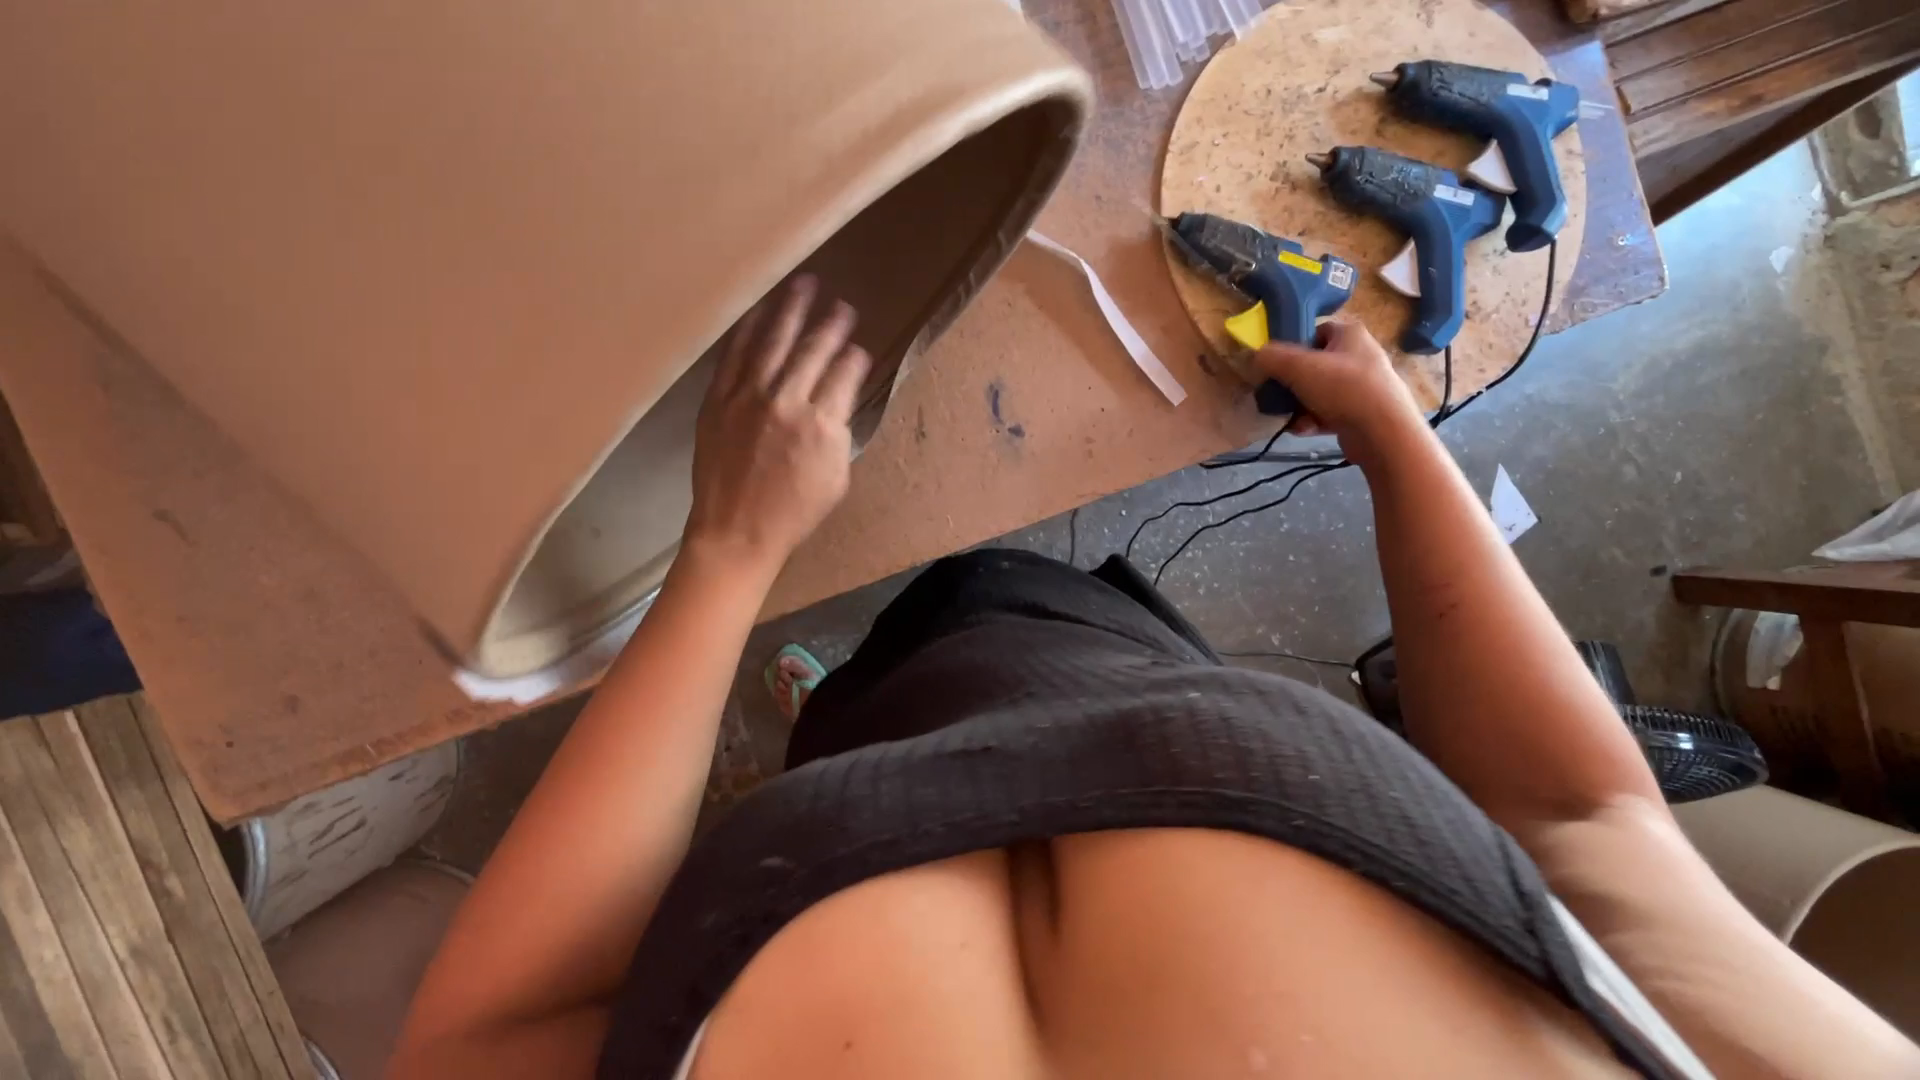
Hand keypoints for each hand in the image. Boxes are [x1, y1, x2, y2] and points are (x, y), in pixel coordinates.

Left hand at [683, 275, 871, 573]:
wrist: (736, 531)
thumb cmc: (794, 513)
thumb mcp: (836, 477)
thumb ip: (841, 431)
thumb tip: (841, 398)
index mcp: (822, 425)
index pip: (845, 373)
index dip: (855, 357)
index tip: (859, 348)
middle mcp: (786, 402)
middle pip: (813, 349)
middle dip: (831, 323)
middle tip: (842, 304)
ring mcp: (748, 397)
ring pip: (774, 341)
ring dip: (791, 309)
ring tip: (805, 283)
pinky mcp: (719, 399)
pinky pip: (736, 354)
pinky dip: (750, 329)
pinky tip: (761, 311)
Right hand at [1254, 320, 1421, 446]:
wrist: (1383, 433)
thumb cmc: (1343, 389)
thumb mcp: (1298, 367)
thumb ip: (1271, 358)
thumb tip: (1256, 356)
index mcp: (1350, 334)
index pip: (1316, 330)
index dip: (1294, 344)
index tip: (1277, 362)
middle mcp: (1359, 355)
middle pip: (1314, 365)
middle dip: (1292, 383)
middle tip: (1278, 394)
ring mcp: (1363, 385)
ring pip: (1318, 391)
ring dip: (1299, 405)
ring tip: (1291, 418)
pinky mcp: (1363, 412)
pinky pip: (1329, 411)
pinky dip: (1314, 420)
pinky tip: (1304, 430)